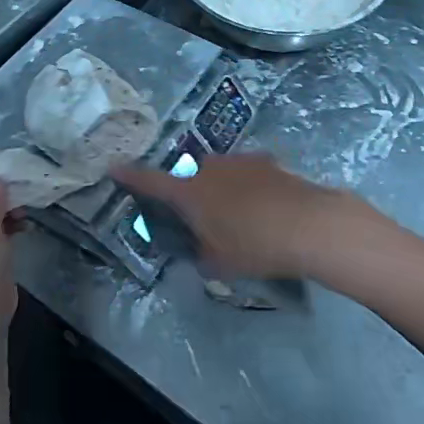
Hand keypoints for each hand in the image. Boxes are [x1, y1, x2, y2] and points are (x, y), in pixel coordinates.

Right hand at [111, 154, 361, 278]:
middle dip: (194, 195)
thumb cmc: (255, 246)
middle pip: (193, 178)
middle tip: (207, 221)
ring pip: (223, 174)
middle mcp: (212, 169)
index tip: (114, 168)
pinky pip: (249, 174)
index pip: (151, 182)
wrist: (309, 224)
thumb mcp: (220, 262)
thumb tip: (203, 252)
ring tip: (243, 217)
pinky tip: (266, 207)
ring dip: (224, 190)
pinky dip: (250, 187)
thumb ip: (203, 255)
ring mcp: (243, 161)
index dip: (131, 177)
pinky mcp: (270, 162)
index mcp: (191, 193)